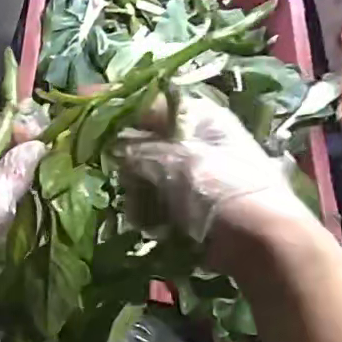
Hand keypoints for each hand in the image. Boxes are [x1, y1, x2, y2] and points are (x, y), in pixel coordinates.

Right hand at [117, 94, 315, 258]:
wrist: (261, 242)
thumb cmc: (217, 188)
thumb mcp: (169, 158)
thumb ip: (132, 146)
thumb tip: (108, 142)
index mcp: (196, 115)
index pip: (145, 99)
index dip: (112, 101)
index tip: (80, 101)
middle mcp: (194, 140)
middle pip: (139, 141)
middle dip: (124, 161)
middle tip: (118, 174)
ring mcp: (193, 175)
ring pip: (142, 176)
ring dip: (136, 194)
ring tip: (145, 212)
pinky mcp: (190, 205)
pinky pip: (154, 202)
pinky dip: (148, 214)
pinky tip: (155, 227)